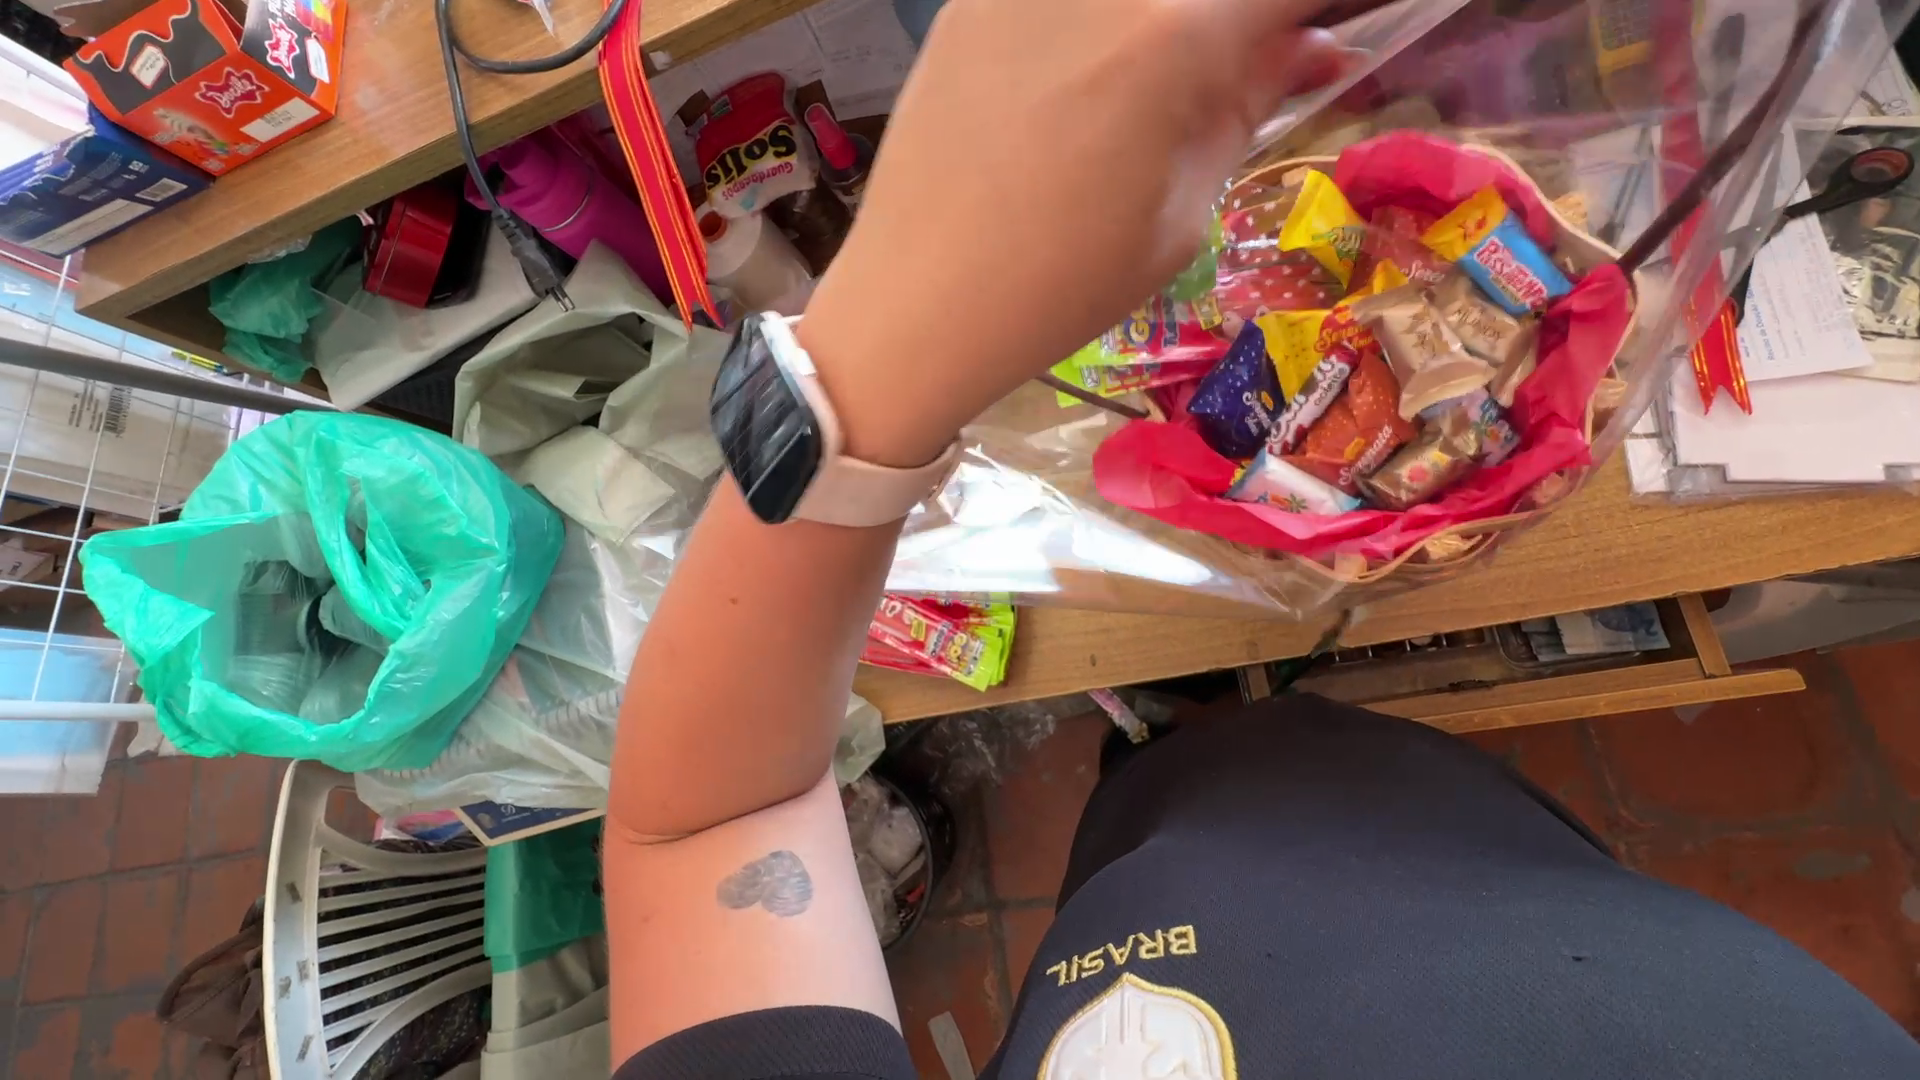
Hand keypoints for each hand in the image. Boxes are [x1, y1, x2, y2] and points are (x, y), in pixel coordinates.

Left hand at [800, 0, 1343, 466]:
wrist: (914, 310)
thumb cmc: (1055, 293)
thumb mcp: (1174, 224)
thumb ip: (1240, 111)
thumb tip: (1302, 46)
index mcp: (1175, 37)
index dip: (1318, 6)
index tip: (1318, 34)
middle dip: (1237, 21)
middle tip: (1232, 72)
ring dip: (1162, 30)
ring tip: (1149, 89)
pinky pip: (1061, 4)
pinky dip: (1093, 30)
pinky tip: (1076, 84)